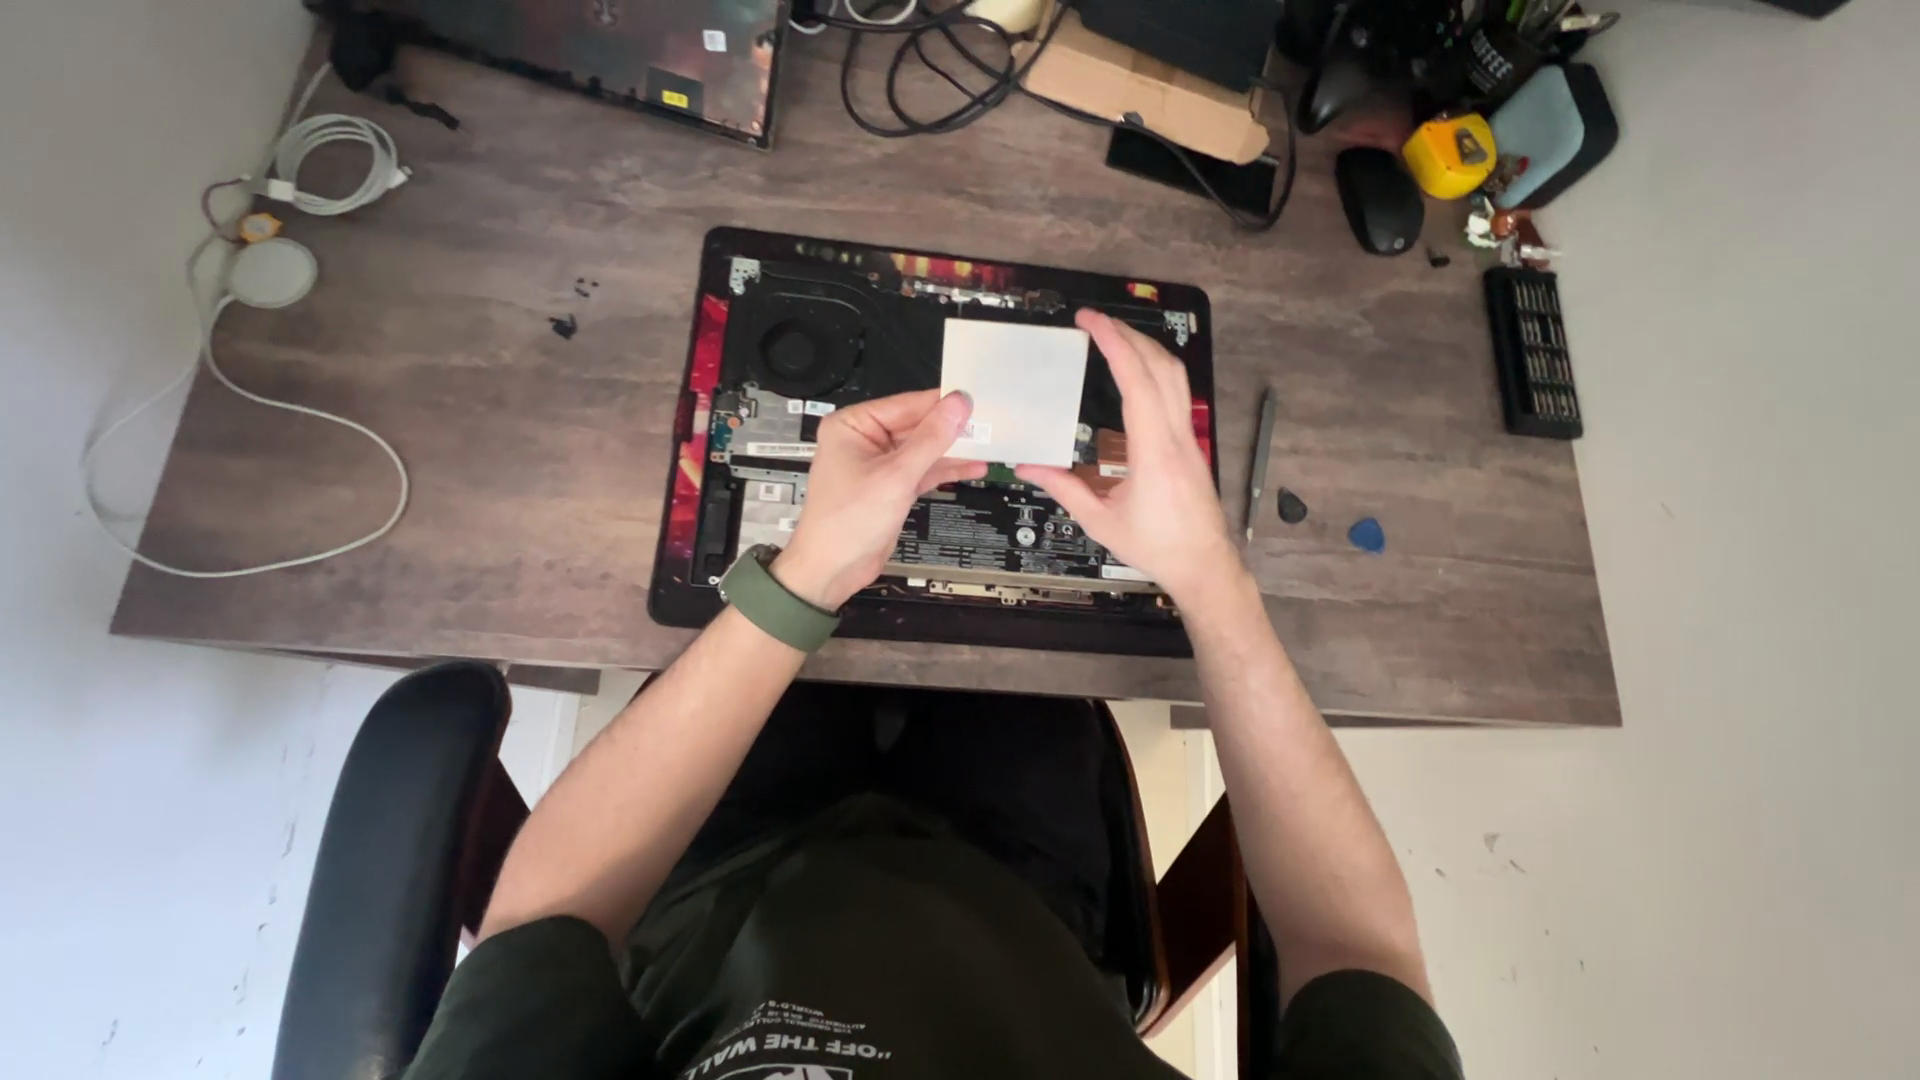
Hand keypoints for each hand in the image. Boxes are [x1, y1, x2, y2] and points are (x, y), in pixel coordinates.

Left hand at [774, 390, 985, 609]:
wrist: (833, 569)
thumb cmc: (847, 521)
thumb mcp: (896, 476)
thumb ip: (930, 439)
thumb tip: (958, 405)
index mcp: (853, 426)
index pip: (906, 405)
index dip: (942, 404)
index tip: (976, 401)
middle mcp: (864, 440)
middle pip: (917, 426)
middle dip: (951, 429)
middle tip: (990, 425)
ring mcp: (879, 465)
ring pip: (923, 450)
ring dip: (953, 451)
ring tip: (989, 446)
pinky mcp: (891, 487)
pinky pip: (922, 471)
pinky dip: (945, 471)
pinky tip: (972, 467)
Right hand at [1015, 310, 1242, 605]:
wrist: (1203, 565)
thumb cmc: (1157, 547)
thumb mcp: (1101, 522)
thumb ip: (1064, 489)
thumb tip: (1029, 466)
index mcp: (1154, 452)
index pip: (1137, 381)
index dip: (1114, 343)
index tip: (1091, 321)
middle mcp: (1177, 437)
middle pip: (1161, 367)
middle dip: (1128, 335)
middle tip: (1095, 322)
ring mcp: (1189, 438)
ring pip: (1175, 376)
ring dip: (1146, 349)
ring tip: (1115, 338)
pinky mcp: (1190, 445)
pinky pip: (1177, 394)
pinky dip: (1155, 372)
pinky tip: (1136, 376)